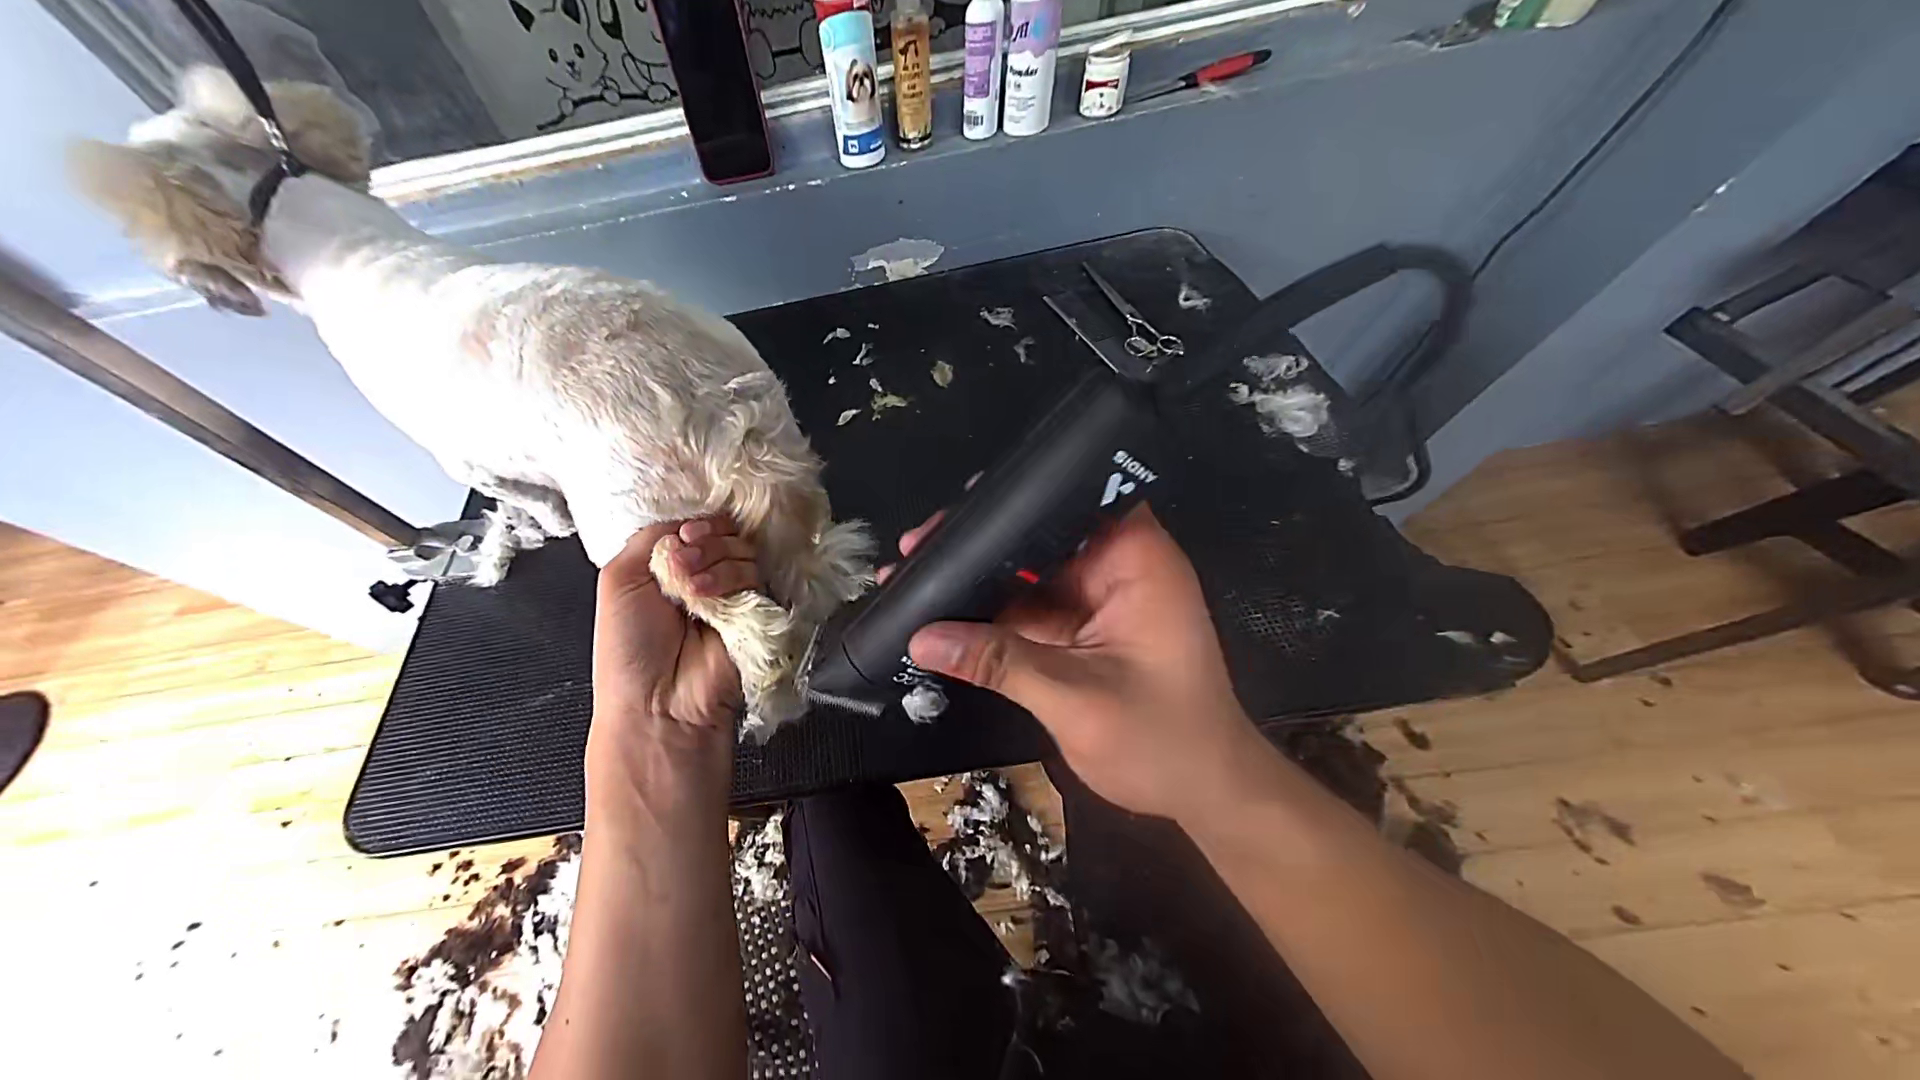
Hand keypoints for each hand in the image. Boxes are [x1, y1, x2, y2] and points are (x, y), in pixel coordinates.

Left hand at [588, 517, 758, 820]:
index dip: (695, 524)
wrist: (658, 701)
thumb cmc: (629, 648)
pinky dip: (731, 580)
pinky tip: (710, 601)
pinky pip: (756, 576)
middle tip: (680, 570)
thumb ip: (652, 537)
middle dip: (703, 544)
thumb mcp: (619, 578)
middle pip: (724, 533)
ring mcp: (734, 594)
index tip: (682, 539)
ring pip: (742, 551)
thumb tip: (690, 522)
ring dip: (714, 564)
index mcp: (672, 567)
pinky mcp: (758, 611)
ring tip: (691, 595)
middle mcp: (705, 576)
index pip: (699, 526)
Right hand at [902, 504, 1269, 819]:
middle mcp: (1117, 567)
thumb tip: (924, 637)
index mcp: (1136, 560)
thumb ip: (998, 662)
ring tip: (917, 575)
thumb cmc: (1162, 742)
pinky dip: (994, 616)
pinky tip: (947, 614)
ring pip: (1029, 574)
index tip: (958, 509)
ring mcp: (1098, 598)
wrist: (1204, 794)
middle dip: (982, 543)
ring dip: (981, 581)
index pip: (1074, 500)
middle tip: (919, 546)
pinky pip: (1030, 608)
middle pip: (1041, 536)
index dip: (1017, 496)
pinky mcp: (1083, 628)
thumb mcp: (1073, 698)